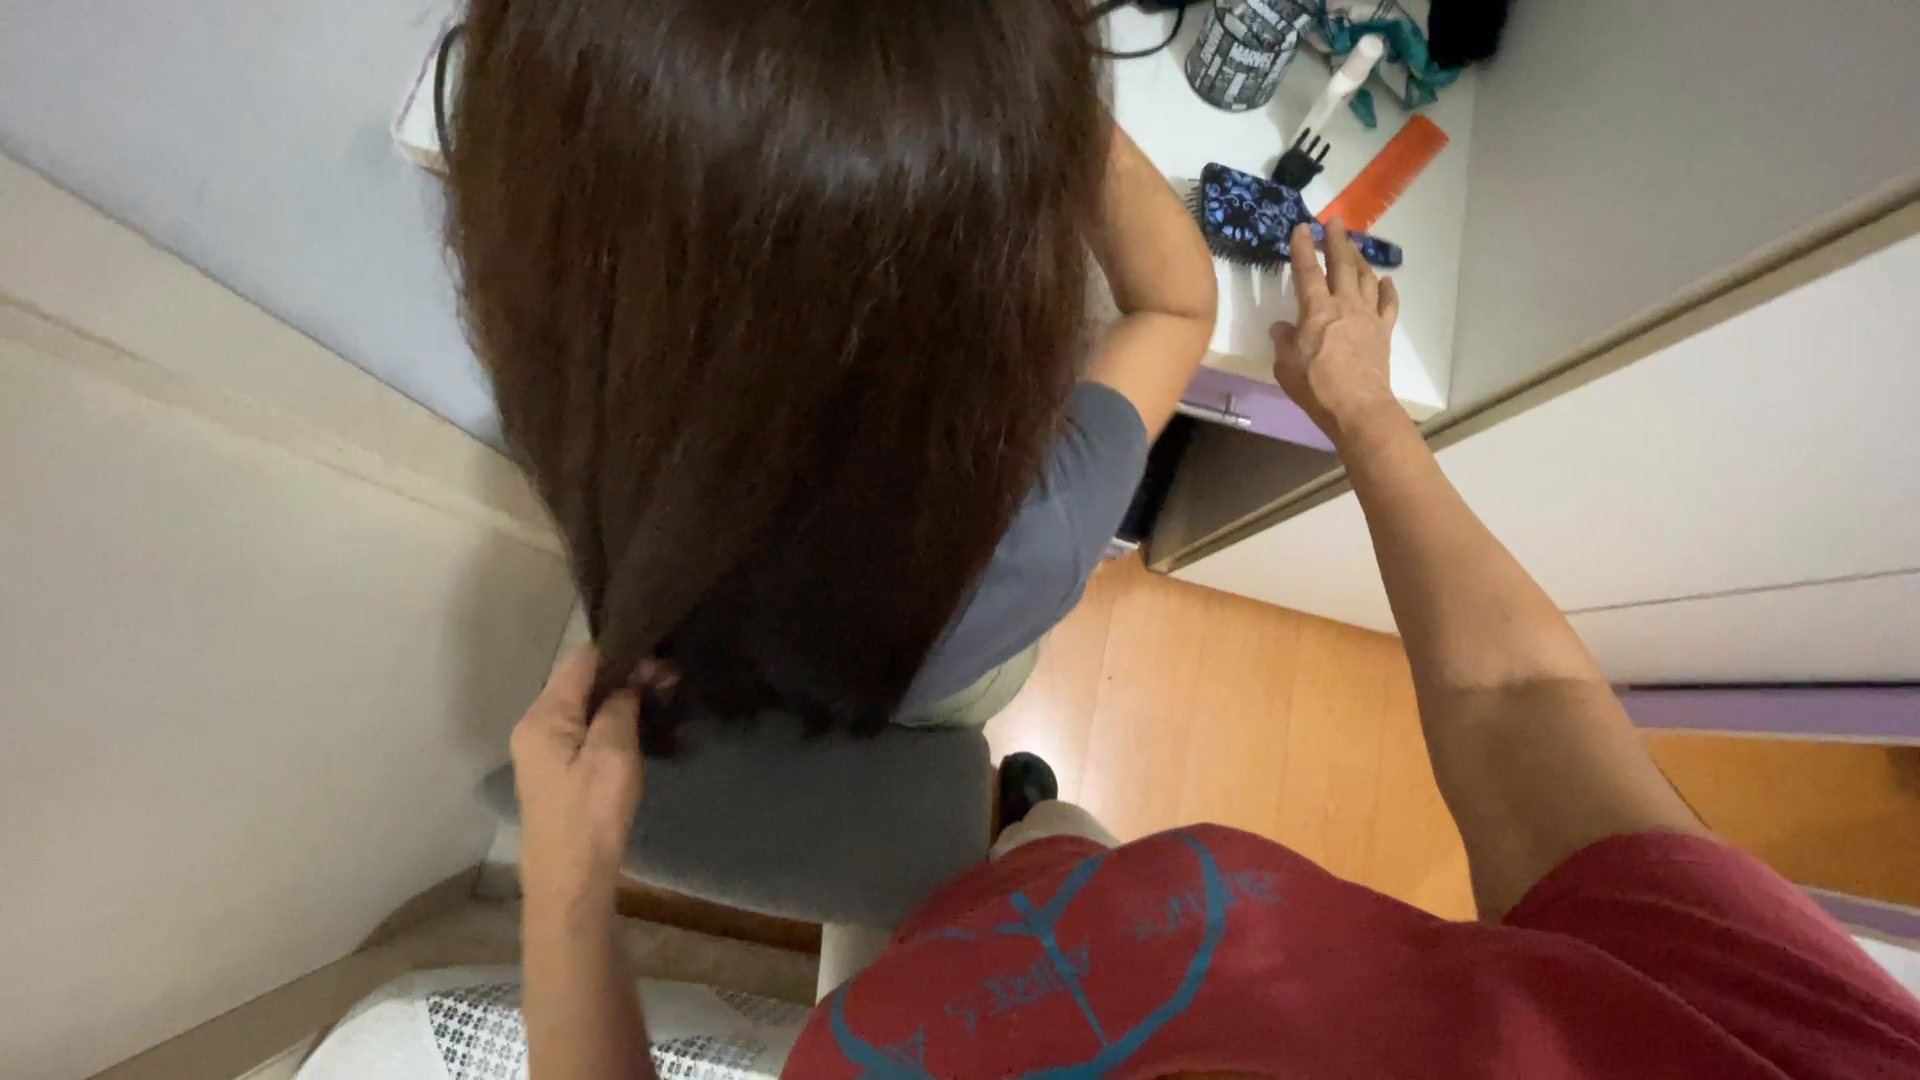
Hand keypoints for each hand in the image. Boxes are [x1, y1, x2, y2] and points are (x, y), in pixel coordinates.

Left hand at [511, 648, 642, 912]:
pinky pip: (585, 725)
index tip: (662, 657)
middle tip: (671, 680)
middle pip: (582, 679)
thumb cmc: (592, 814)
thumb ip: (620, 705)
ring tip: (663, 697)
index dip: (623, 651)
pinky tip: (640, 721)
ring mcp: (543, 747)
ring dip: (622, 695)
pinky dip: (612, 716)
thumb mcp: (613, 753)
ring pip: (585, 702)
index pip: (582, 660)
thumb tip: (632, 675)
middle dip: (626, 672)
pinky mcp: (556, 766)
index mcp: (543, 717)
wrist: (571, 882)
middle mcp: (536, 725)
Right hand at [1270, 221, 1401, 443]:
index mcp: (1315, 311)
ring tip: (1354, 245)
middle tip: (1335, 222)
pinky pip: (1387, 304)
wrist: (1356, 405)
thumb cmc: (1314, 386)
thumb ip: (1284, 342)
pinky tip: (1384, 280)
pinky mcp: (1383, 331)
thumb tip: (1281, 328)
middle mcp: (1344, 305)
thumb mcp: (1285, 365)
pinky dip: (1386, 289)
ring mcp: (1367, 316)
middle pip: (1341, 265)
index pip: (1307, 272)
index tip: (1302, 228)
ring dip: (1359, 258)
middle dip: (1337, 241)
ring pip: (1365, 278)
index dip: (1303, 248)